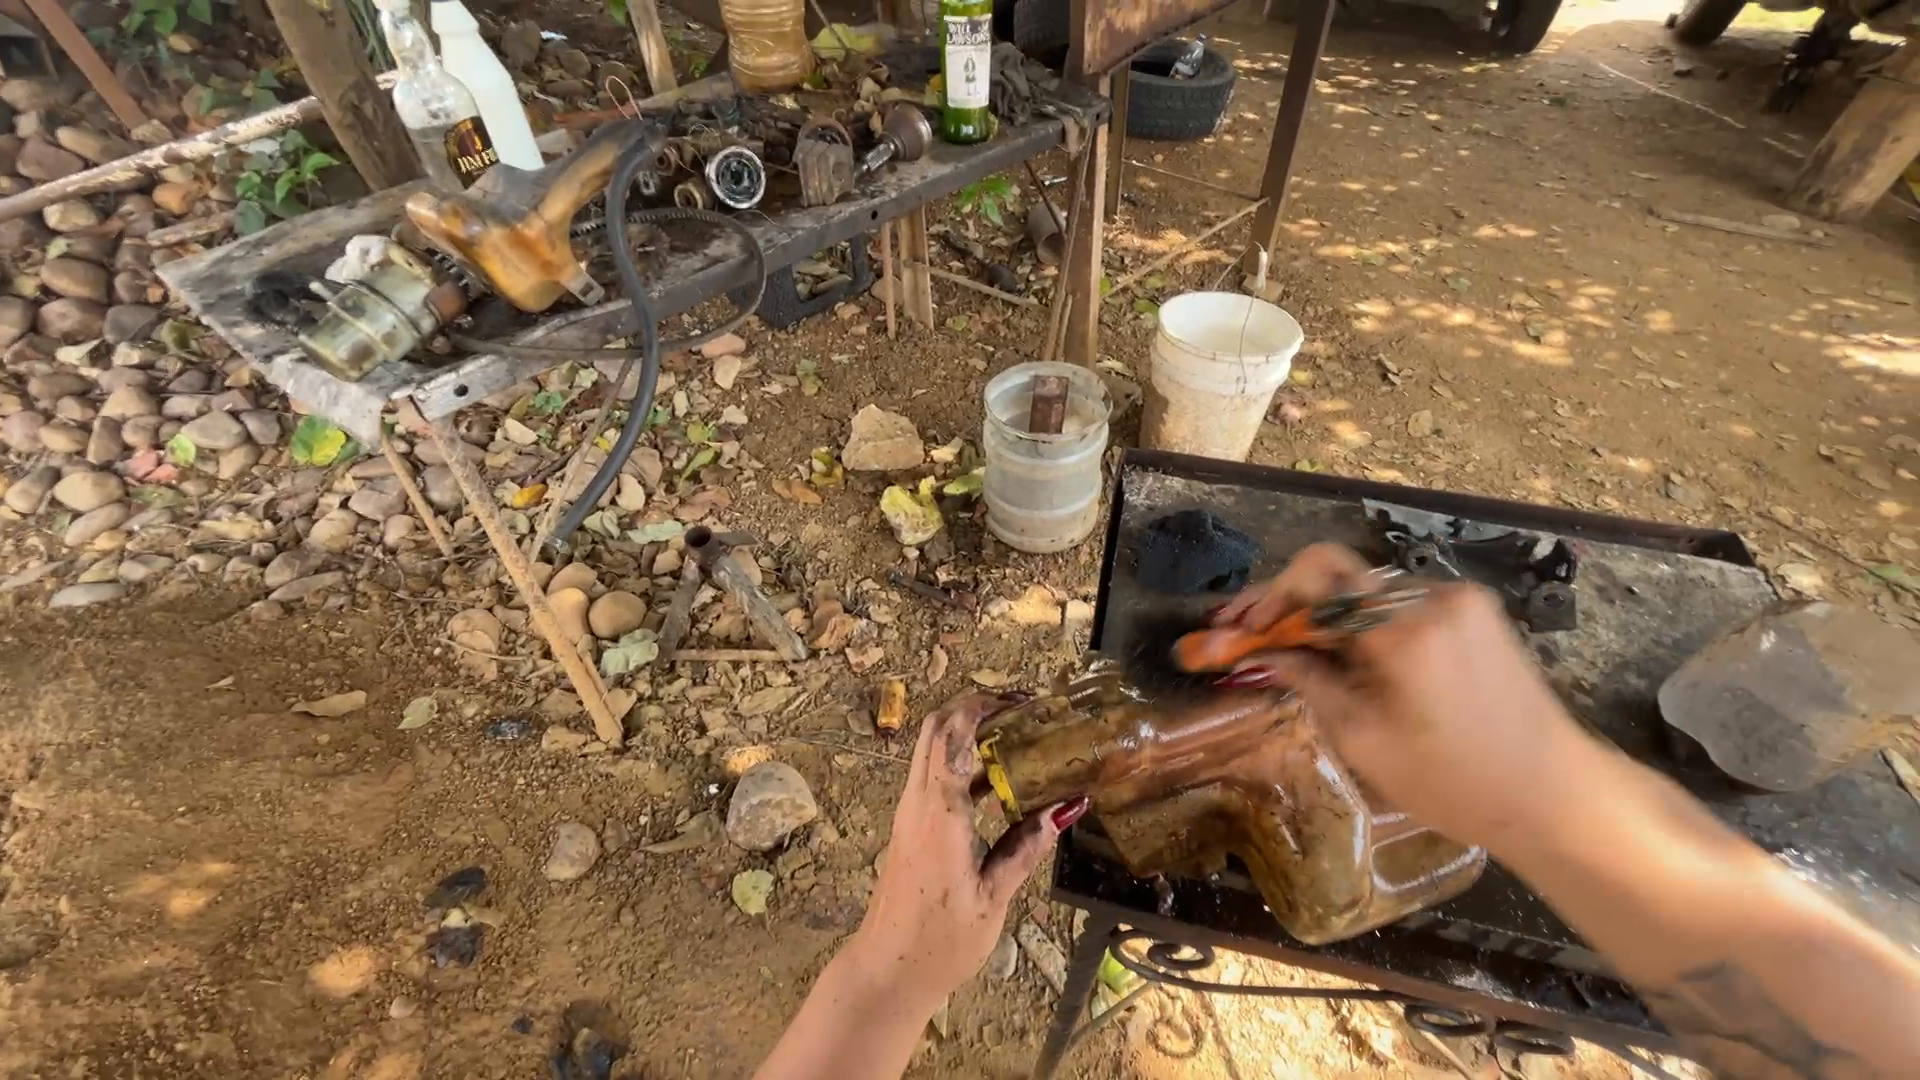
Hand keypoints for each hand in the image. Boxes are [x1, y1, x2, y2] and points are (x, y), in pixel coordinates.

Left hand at [849, 692, 1088, 1011]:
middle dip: (974, 707)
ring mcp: (910, 810)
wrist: (886, 972)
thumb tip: (1066, 807)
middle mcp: (918, 799)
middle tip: (1019, 710)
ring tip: (1016, 736)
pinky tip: (1000, 779)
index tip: (1022, 701)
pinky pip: (934, 774)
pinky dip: (963, 761)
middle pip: (936, 728)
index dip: (985, 706)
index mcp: (940, 810)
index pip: (954, 734)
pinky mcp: (910, 824)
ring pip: (931, 748)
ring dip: (967, 732)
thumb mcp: (994, 896)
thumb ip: (1027, 846)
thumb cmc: (941, 941)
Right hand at [1213, 543, 1597, 850]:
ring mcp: (1458, 599)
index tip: (1243, 627)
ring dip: (1323, 613)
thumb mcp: (1363, 739)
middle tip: (1251, 633)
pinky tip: (1344, 651)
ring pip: (1364, 588)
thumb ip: (1310, 680)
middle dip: (1288, 604)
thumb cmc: (1454, 782)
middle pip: (1338, 576)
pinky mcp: (1474, 610)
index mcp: (1403, 631)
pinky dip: (1360, 620)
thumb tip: (1266, 651)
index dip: (1270, 593)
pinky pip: (1396, 602)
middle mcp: (1432, 598)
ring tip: (1293, 648)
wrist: (1560, 797)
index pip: (1317, 571)